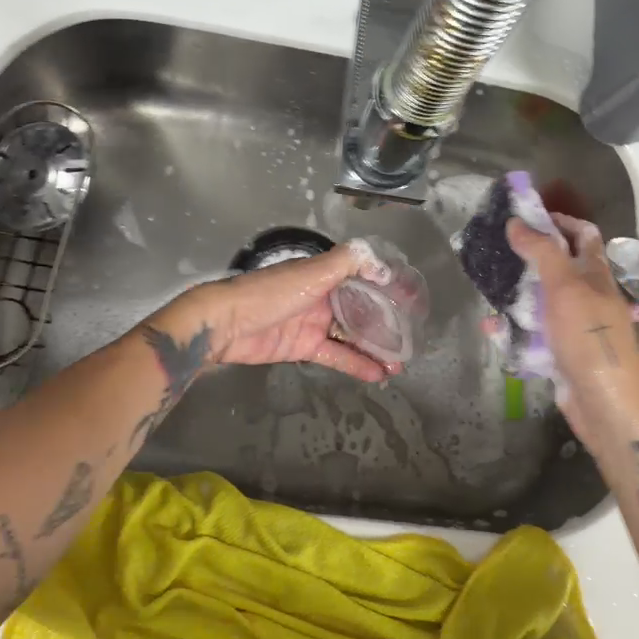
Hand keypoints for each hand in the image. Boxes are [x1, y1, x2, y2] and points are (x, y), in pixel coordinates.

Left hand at [159, 243, 394, 382]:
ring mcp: (313, 322)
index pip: (365, 277)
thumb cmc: (268, 293)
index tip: (413, 299)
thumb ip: (347, 263)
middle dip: (386, 322)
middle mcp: (322, 295)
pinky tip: (378, 375)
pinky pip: (336, 355)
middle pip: (362, 308)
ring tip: (400, 362)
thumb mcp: (310, 272)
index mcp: (324, 273)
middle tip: (411, 338)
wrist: (225, 323)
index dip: (389, 287)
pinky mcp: (304, 347)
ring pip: (352, 334)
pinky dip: (355, 364)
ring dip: (375, 347)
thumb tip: (383, 264)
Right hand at [506, 215, 638, 436]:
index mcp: (595, 275)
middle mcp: (585, 297)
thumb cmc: (590, 337)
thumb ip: (542, 252)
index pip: (582, 235)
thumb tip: (516, 222)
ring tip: (486, 286)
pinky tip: (492, 328)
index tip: (524, 218)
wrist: (605, 405)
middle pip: (555, 268)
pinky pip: (531, 335)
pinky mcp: (558, 354)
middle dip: (526, 259)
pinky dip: (512, 330)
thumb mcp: (565, 286)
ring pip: (539, 302)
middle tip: (494, 252)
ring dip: (514, 295)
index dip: (558, 221)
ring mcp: (572, 327)